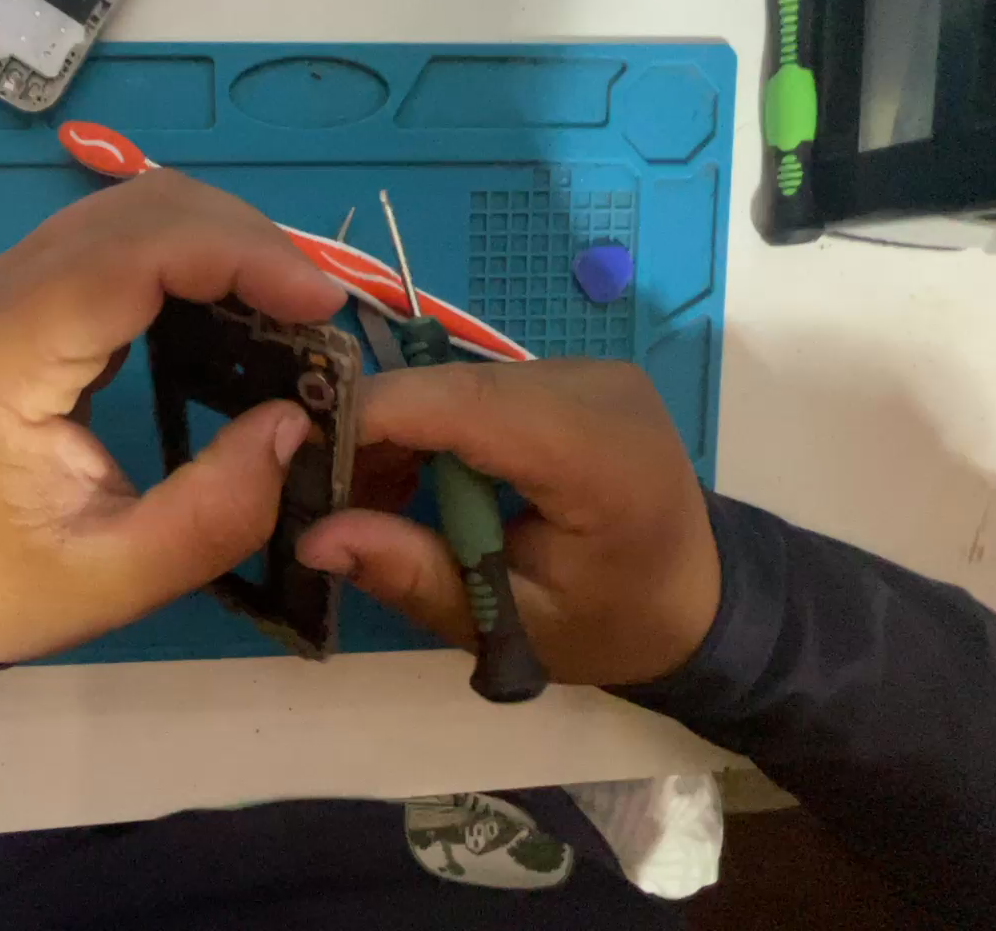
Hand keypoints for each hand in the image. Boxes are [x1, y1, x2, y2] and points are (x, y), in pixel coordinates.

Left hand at [0, 172, 345, 663]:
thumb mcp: (117, 576)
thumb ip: (217, 510)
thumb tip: (297, 421)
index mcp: (7, 352)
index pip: (137, 253)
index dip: (242, 257)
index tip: (323, 305)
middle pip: (141, 210)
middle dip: (245, 242)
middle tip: (315, 311)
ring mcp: (5, 288)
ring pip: (131, 213)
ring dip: (220, 243)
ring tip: (286, 305)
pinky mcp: (23, 301)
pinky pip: (115, 245)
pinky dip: (186, 259)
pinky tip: (227, 308)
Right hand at [297, 360, 720, 686]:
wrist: (698, 596)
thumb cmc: (612, 624)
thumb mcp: (509, 624)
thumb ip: (413, 575)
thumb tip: (312, 538)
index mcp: (600, 458)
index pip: (466, 406)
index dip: (373, 415)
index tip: (296, 451)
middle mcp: (593, 389)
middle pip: (449, 386)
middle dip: (372, 431)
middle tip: (326, 493)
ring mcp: (582, 370)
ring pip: (451, 380)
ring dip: (395, 430)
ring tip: (369, 495)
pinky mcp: (565, 373)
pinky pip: (471, 384)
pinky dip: (426, 424)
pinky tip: (413, 474)